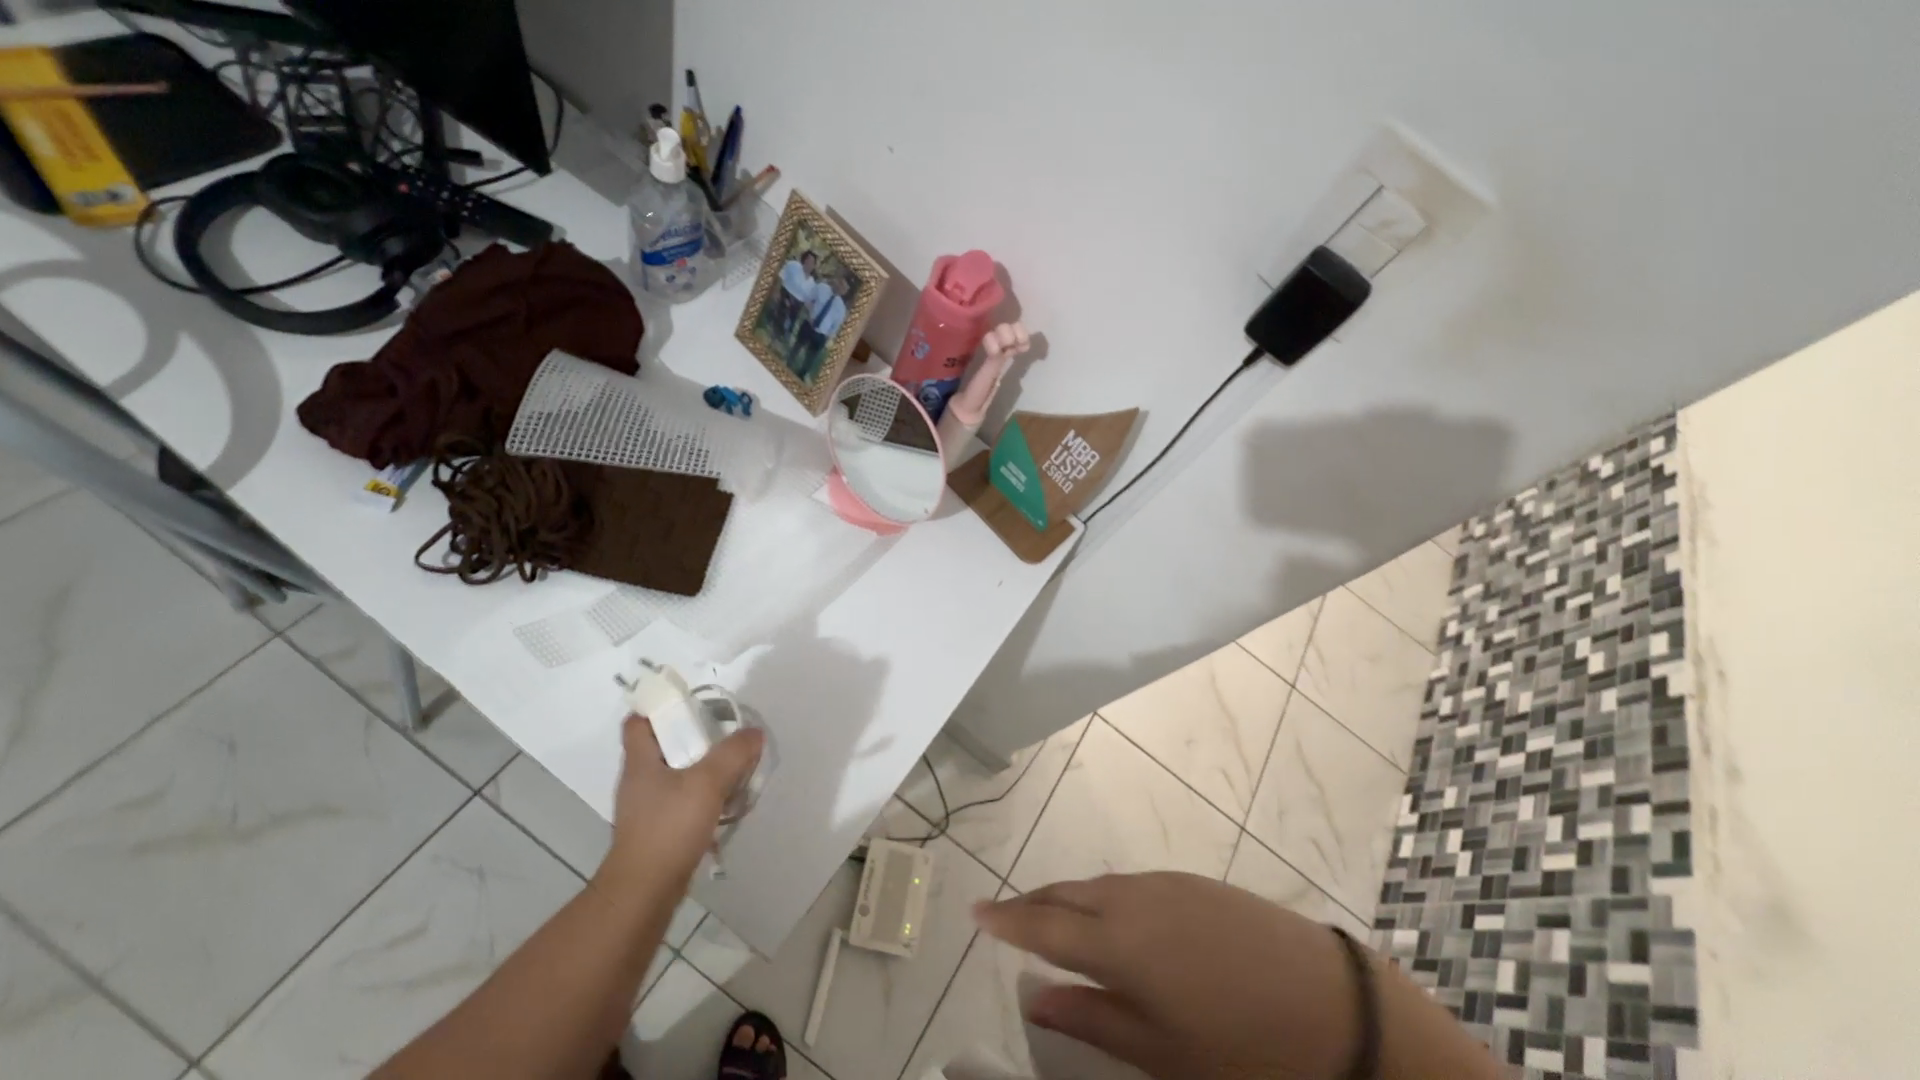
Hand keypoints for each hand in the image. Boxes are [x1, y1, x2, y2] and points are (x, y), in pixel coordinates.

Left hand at [595, 714, 763, 896]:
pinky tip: (724, 806)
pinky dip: (701, 799)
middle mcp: (639, 780)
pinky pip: (681, 802)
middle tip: (724, 737)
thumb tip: (753, 733)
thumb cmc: (668, 828)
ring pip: (675, 776)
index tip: (692, 706)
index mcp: (640, 761)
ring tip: (732, 771)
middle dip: (693, 739)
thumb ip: (732, 754)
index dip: (660, 709)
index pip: (637, 722)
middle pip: (662, 747)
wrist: (645, 890)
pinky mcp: (658, 830)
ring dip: (701, 771)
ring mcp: (647, 808)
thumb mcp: (706, 783)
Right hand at [974, 872, 1360, 1079]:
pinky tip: (1113, 919)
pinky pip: (1133, 883)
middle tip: (1004, 915)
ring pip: (1101, 885)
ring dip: (1070, 898)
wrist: (1340, 1008)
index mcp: (1118, 941)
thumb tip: (1034, 997)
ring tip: (1053, 918)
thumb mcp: (1162, 1050)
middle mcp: (1136, 898)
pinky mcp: (1201, 884)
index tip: (975, 911)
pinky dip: (1106, 896)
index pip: (1043, 925)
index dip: (1006, 919)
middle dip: (1032, 903)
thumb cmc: (1242, 1047)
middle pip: (1068, 893)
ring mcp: (1171, 885)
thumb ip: (1091, 1018)